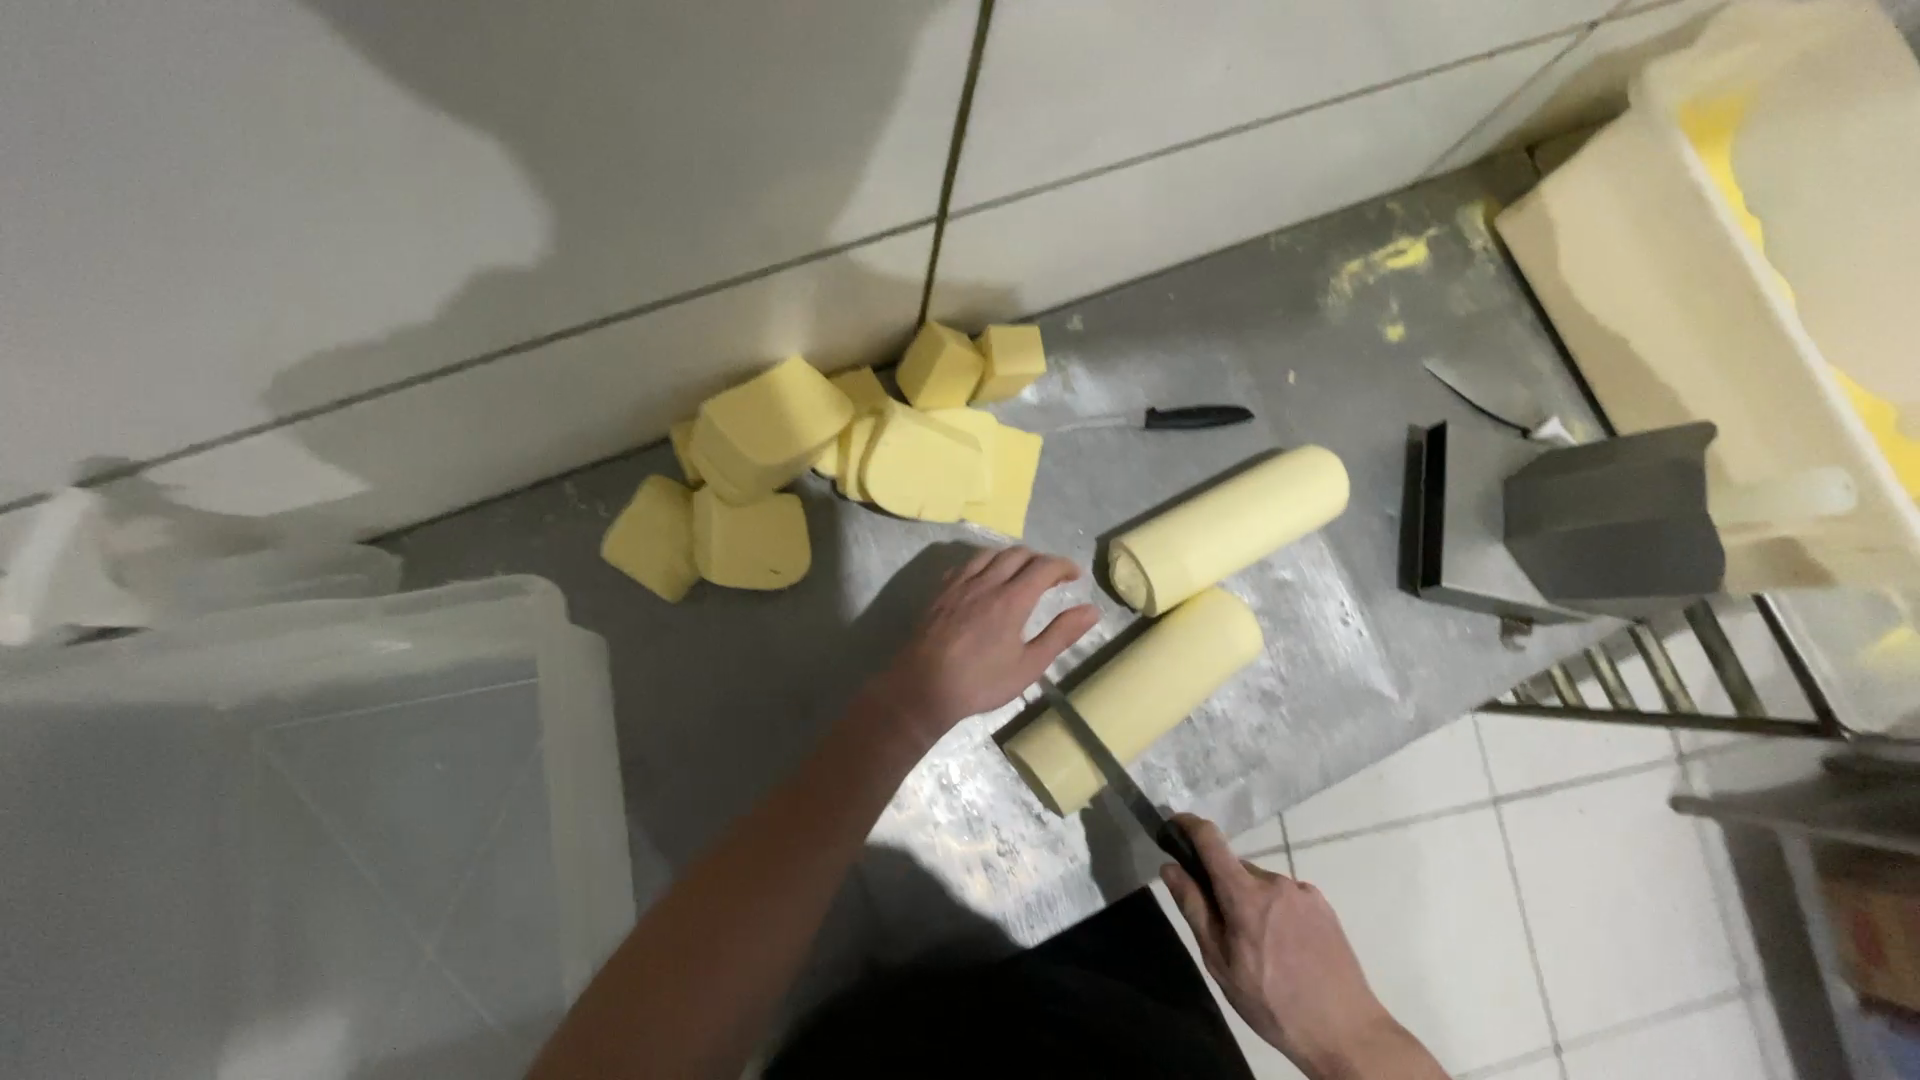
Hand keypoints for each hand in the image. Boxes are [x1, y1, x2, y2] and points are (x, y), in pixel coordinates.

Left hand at [867, 546, 1099, 751]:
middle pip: (1018, 553)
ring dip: (1011, 557)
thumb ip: (1061, 634)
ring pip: (990, 554)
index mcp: (1012, 599)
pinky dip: (984, 564)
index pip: (1044, 566)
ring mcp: (959, 584)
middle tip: (1051, 577)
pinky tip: (985, 581)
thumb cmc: (981, 682)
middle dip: (1040, 559)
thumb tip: (1092, 610)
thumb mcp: (1029, 665)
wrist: (922, 687)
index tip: (1074, 576)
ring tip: (1020, 574)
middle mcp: (986, 582)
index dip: (1064, 566)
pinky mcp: (940, 592)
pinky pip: (966, 565)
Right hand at [1162, 814, 1440, 1079]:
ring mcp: (1304, 892)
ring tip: (1260, 949)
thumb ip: (1194, 909)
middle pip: (1236, 869)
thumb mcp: (1220, 963)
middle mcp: (1276, 882)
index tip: (1173, 825)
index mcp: (1246, 895)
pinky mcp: (1323, 905)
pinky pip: (1286, 897)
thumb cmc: (1272, 1003)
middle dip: (1222, 887)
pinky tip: (1285, 948)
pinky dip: (1275, 911)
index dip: (1188, 825)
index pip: (1211, 840)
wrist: (1346, 1032)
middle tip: (1223, 931)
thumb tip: (1170, 867)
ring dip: (1250, 902)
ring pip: (1261, 885)